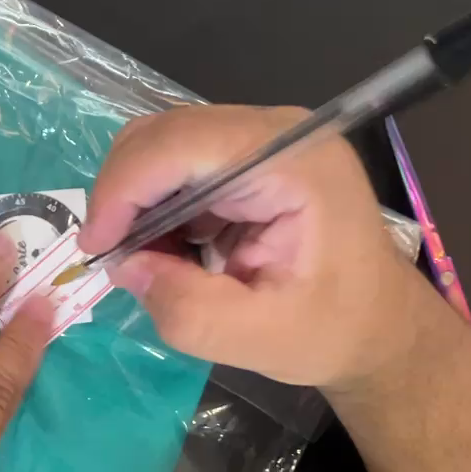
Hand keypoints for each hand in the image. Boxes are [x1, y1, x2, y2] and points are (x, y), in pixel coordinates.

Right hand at [82, 105, 442, 393]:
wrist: (375, 325)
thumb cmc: (329, 331)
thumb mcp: (254, 338)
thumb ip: (185, 307)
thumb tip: (124, 266)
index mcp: (292, 164)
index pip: (181, 144)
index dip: (123, 189)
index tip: (95, 249)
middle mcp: (276, 134)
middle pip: (163, 134)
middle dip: (122, 196)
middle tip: (115, 259)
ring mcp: (261, 141)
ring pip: (160, 146)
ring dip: (135, 204)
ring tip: (149, 260)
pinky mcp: (246, 159)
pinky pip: (174, 166)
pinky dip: (152, 207)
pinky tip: (170, 249)